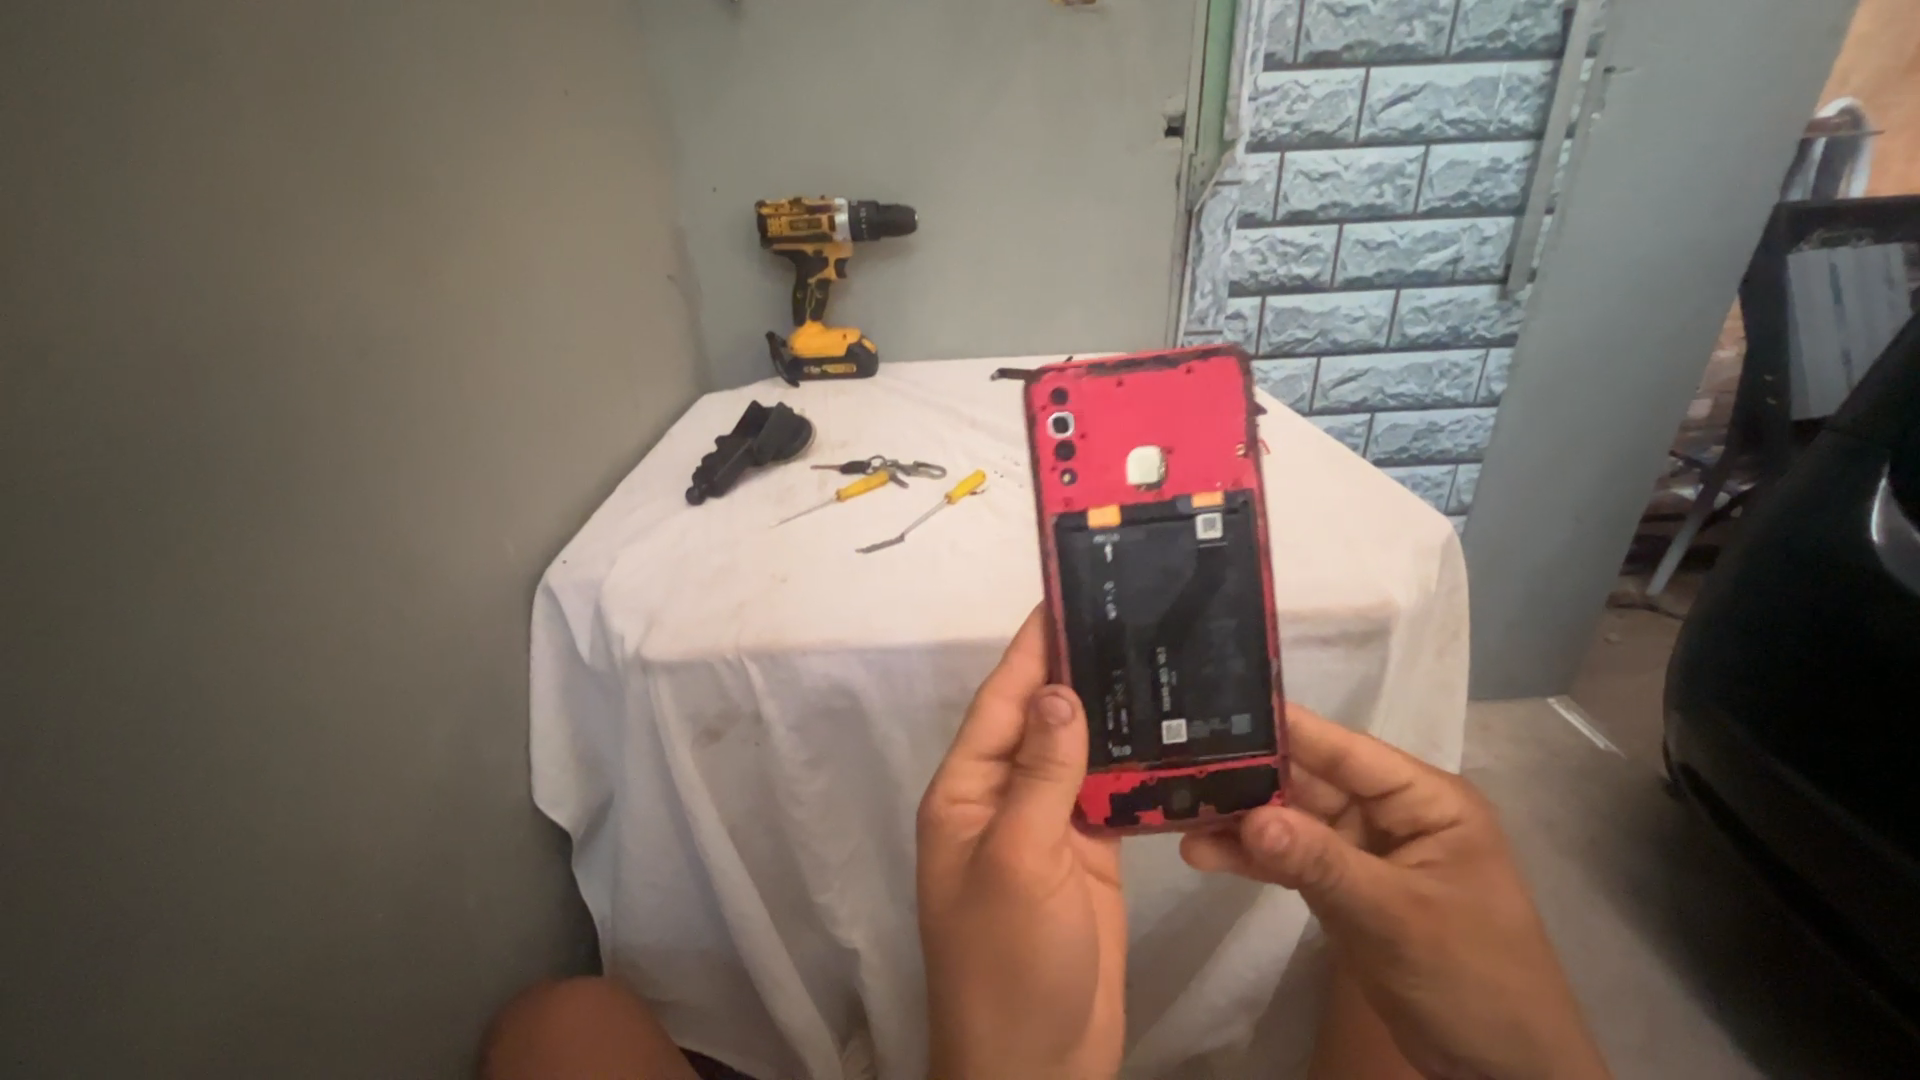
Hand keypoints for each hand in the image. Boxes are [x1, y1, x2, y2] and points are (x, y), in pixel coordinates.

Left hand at [917, 607, 1125, 1079]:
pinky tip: (1170, 738)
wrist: (1039, 1065)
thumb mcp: (1016, 861)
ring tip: (1155, 662)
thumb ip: (1039, 775)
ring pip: (1079, 755)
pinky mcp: (1088, 855)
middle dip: (1077, 672)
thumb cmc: (1007, 962)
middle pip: (1042, 720)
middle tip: (1128, 621)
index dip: (1031, 649)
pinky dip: (1135, 770)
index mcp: (967, 791)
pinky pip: (1110, 798)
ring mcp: (1047, 827)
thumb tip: (1056, 692)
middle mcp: (1003, 798)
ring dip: (1111, 717)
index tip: (1065, 597)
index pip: (1000, 702)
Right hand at [1182, 706, 1609, 1079]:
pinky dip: (1248, 858)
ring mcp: (1360, 849)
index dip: (1283, 728)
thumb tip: (1251, 818)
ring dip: (1238, 821)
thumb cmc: (1474, 977)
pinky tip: (1201, 854)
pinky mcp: (1339, 885)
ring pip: (1287, 819)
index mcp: (1423, 799)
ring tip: (1175, 815)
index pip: (1343, 750)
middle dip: (1244, 777)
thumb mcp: (1398, 916)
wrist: (1500, 1071)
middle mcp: (1388, 812)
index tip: (1216, 706)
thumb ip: (1322, 862)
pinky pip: (1286, 859)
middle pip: (1305, 780)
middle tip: (1175, 766)